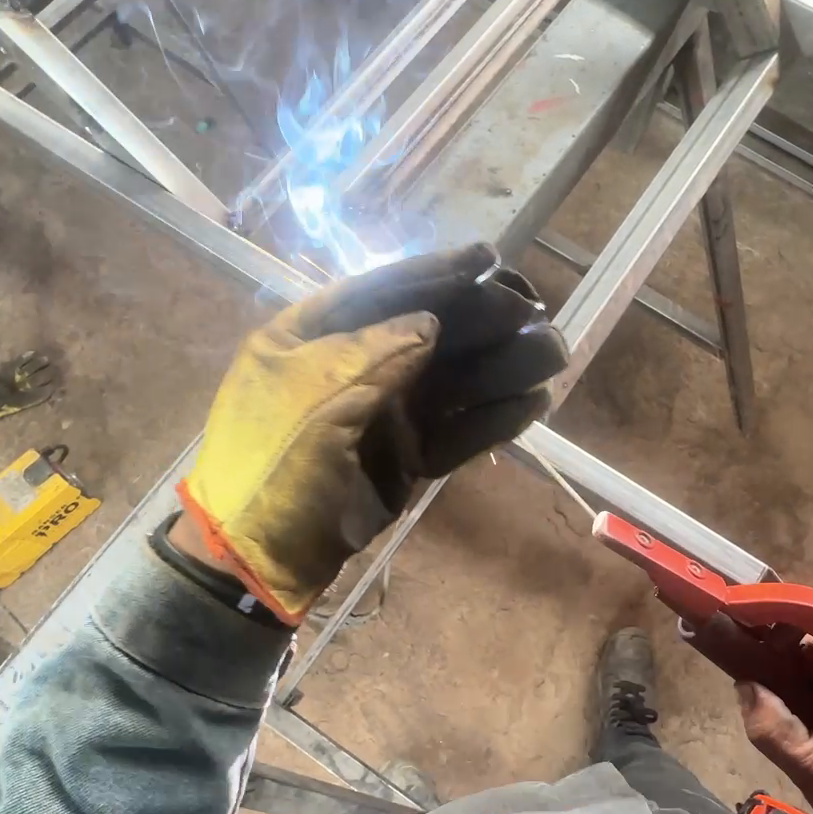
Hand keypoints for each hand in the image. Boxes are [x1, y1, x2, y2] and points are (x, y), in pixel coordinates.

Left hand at [177, 244, 566, 622]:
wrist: (260, 555)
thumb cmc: (271, 463)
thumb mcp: (312, 394)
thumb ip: (375, 352)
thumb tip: (430, 323)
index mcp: (313, 335)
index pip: (383, 290)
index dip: (436, 272)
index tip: (488, 258)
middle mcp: (355, 366)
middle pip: (428, 332)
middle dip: (480, 318)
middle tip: (530, 310)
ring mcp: (384, 413)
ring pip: (453, 381)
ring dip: (501, 366)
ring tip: (552, 353)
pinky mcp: (408, 456)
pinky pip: (457, 432)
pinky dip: (493, 421)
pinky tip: (534, 403)